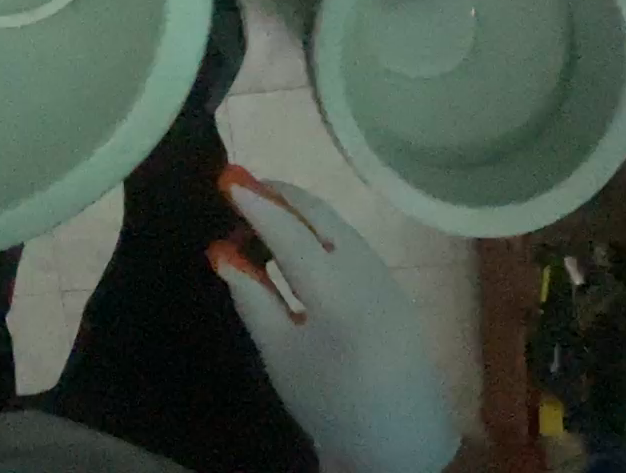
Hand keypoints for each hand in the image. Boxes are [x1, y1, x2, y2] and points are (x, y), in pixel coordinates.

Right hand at [210, 168, 459, 472]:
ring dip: (296, 207)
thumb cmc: (330, 404)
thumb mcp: (280, 356)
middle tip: (241, 188)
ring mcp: (384, 275)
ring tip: (261, 208)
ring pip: (334, 222)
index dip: (257, 205)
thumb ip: (251, 298)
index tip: (227, 180)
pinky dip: (314, 224)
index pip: (290, 235)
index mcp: (339, 298)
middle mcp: (367, 274)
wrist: (402, 446)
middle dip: (279, 194)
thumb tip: (222, 252)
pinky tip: (294, 235)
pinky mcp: (389, 282)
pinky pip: (345, 236)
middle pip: (319, 215)